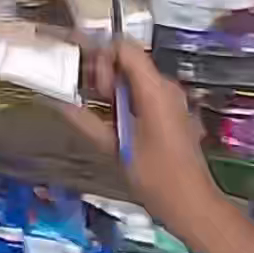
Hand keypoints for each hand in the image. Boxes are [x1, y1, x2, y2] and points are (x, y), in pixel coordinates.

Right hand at [57, 40, 225, 229]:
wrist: (192, 204)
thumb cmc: (156, 176)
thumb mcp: (115, 148)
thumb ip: (86, 121)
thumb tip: (60, 103)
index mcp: (154, 90)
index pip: (124, 48)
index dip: (102, 56)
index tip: (91, 82)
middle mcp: (166, 87)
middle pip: (128, 59)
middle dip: (104, 74)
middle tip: (94, 99)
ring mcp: (171, 98)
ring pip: (133, 75)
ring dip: (113, 87)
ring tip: (103, 113)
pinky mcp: (171, 110)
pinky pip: (142, 90)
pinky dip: (125, 97)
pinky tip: (116, 121)